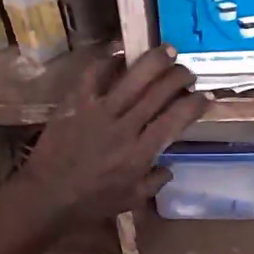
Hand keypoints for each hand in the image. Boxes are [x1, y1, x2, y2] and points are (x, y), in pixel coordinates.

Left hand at [15, 45, 207, 226]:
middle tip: (188, 71)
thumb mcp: (130, 200)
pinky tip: (119, 52)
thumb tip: (169, 167)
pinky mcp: (75, 104)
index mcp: (141, 153)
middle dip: (179, 77)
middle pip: (159, 92)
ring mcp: (98, 111)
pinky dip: (108, 60)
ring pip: (132, 78)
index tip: (206, 96)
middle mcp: (125, 127)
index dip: (194, 104)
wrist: (47, 197)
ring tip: (167, 50)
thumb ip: (154, 182)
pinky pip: (93, 75)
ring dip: (153, 61)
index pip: (175, 119)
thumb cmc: (90, 203)